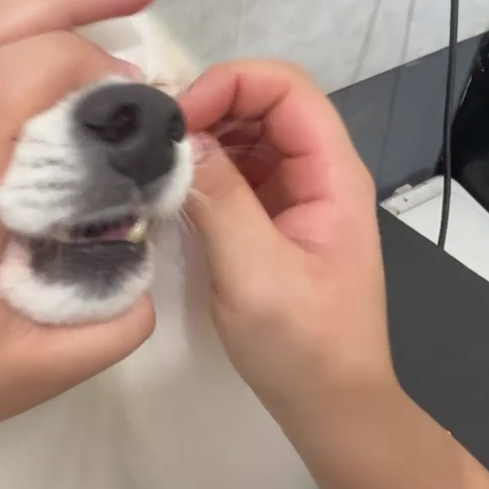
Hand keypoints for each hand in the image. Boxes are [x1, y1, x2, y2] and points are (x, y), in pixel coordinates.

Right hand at [179, 60, 394, 415]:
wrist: (330, 404)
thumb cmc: (303, 345)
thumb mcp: (257, 272)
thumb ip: (221, 200)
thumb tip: (182, 141)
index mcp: (333, 175)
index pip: (286, 89)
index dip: (229, 84)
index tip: (176, 119)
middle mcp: (319, 175)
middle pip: (266, 106)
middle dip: (211, 107)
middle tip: (155, 139)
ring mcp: (297, 200)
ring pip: (250, 141)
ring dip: (205, 141)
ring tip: (157, 162)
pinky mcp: (275, 225)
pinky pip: (240, 179)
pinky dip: (207, 174)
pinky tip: (175, 191)